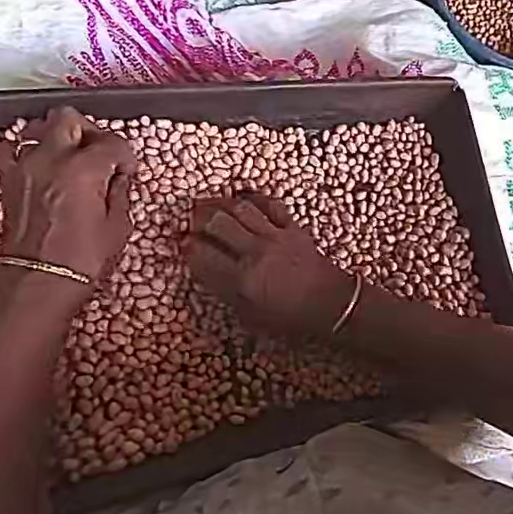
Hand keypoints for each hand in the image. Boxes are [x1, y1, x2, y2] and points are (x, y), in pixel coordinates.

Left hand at [0, 107, 134, 282]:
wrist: (39, 280)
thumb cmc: (83, 257)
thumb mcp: (118, 225)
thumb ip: (120, 192)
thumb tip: (118, 178)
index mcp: (84, 168)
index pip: (112, 142)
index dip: (126, 156)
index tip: (128, 172)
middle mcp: (51, 158)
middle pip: (69, 118)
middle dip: (90, 131)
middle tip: (101, 153)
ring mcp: (24, 166)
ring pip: (39, 127)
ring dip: (59, 136)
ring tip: (72, 158)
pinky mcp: (8, 179)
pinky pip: (12, 148)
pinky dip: (27, 149)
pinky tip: (42, 164)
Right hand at [184, 193, 356, 338]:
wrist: (331, 304)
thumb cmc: (291, 316)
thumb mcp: (251, 316)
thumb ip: (226, 293)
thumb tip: (205, 272)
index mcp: (243, 280)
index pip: (203, 256)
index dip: (187, 248)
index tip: (181, 244)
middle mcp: (256, 253)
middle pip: (217, 223)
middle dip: (197, 219)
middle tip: (187, 219)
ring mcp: (276, 237)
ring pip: (241, 209)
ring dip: (218, 203)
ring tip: (205, 204)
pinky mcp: (293, 228)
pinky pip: (271, 205)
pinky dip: (254, 198)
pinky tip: (242, 197)